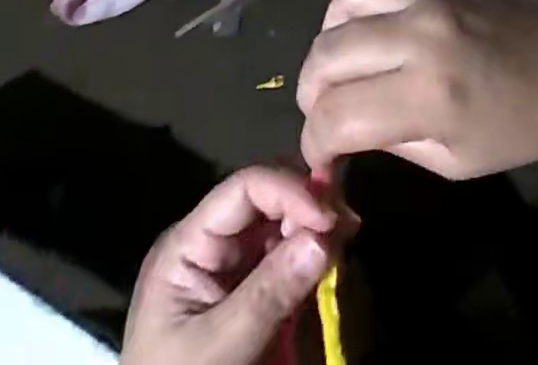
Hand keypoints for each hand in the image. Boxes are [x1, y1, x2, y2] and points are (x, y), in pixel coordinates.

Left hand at [118, 166, 335, 364]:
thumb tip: (323, 237)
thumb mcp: (217, 349)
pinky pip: (289, 250)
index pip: (244, 188)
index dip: (290, 190)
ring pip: (284, 218)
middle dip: (309, 202)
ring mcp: (234, 262)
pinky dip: (315, 249)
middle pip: (268, 195)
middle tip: (348, 226)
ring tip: (346, 240)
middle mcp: (213, 239)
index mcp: (189, 242)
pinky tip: (334, 259)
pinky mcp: (253, 285)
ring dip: (317, 224)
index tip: (329, 219)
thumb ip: (268, 294)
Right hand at [297, 0, 537, 178]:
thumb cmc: (527, 123)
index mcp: (426, 93)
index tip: (323, 153)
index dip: (316, 142)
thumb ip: (392, 143)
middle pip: (328, 54)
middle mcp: (419, 33)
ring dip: (330, 35)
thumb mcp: (459, 160)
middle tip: (326, 110)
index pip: (334, 115)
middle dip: (312, 92)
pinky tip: (365, 0)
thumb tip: (344, 136)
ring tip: (342, 59)